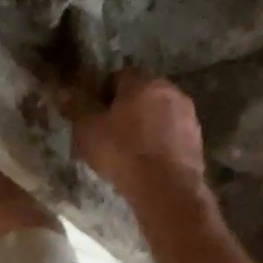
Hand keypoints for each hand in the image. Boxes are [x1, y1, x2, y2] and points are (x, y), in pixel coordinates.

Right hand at [68, 70, 205, 202]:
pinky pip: (171, 131)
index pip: (118, 76)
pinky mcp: (197, 138)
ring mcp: (188, 114)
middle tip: (107, 130)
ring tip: (127, 147)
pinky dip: (158, 139)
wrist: (166, 187)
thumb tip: (64, 90)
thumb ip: (76, 106)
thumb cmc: (121, 151)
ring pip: (158, 112)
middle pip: (141, 93)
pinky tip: (146, 158)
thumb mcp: (87, 129)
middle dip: (125, 106)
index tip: (93, 113)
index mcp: (142, 83)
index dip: (102, 93)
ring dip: (144, 123)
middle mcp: (170, 91)